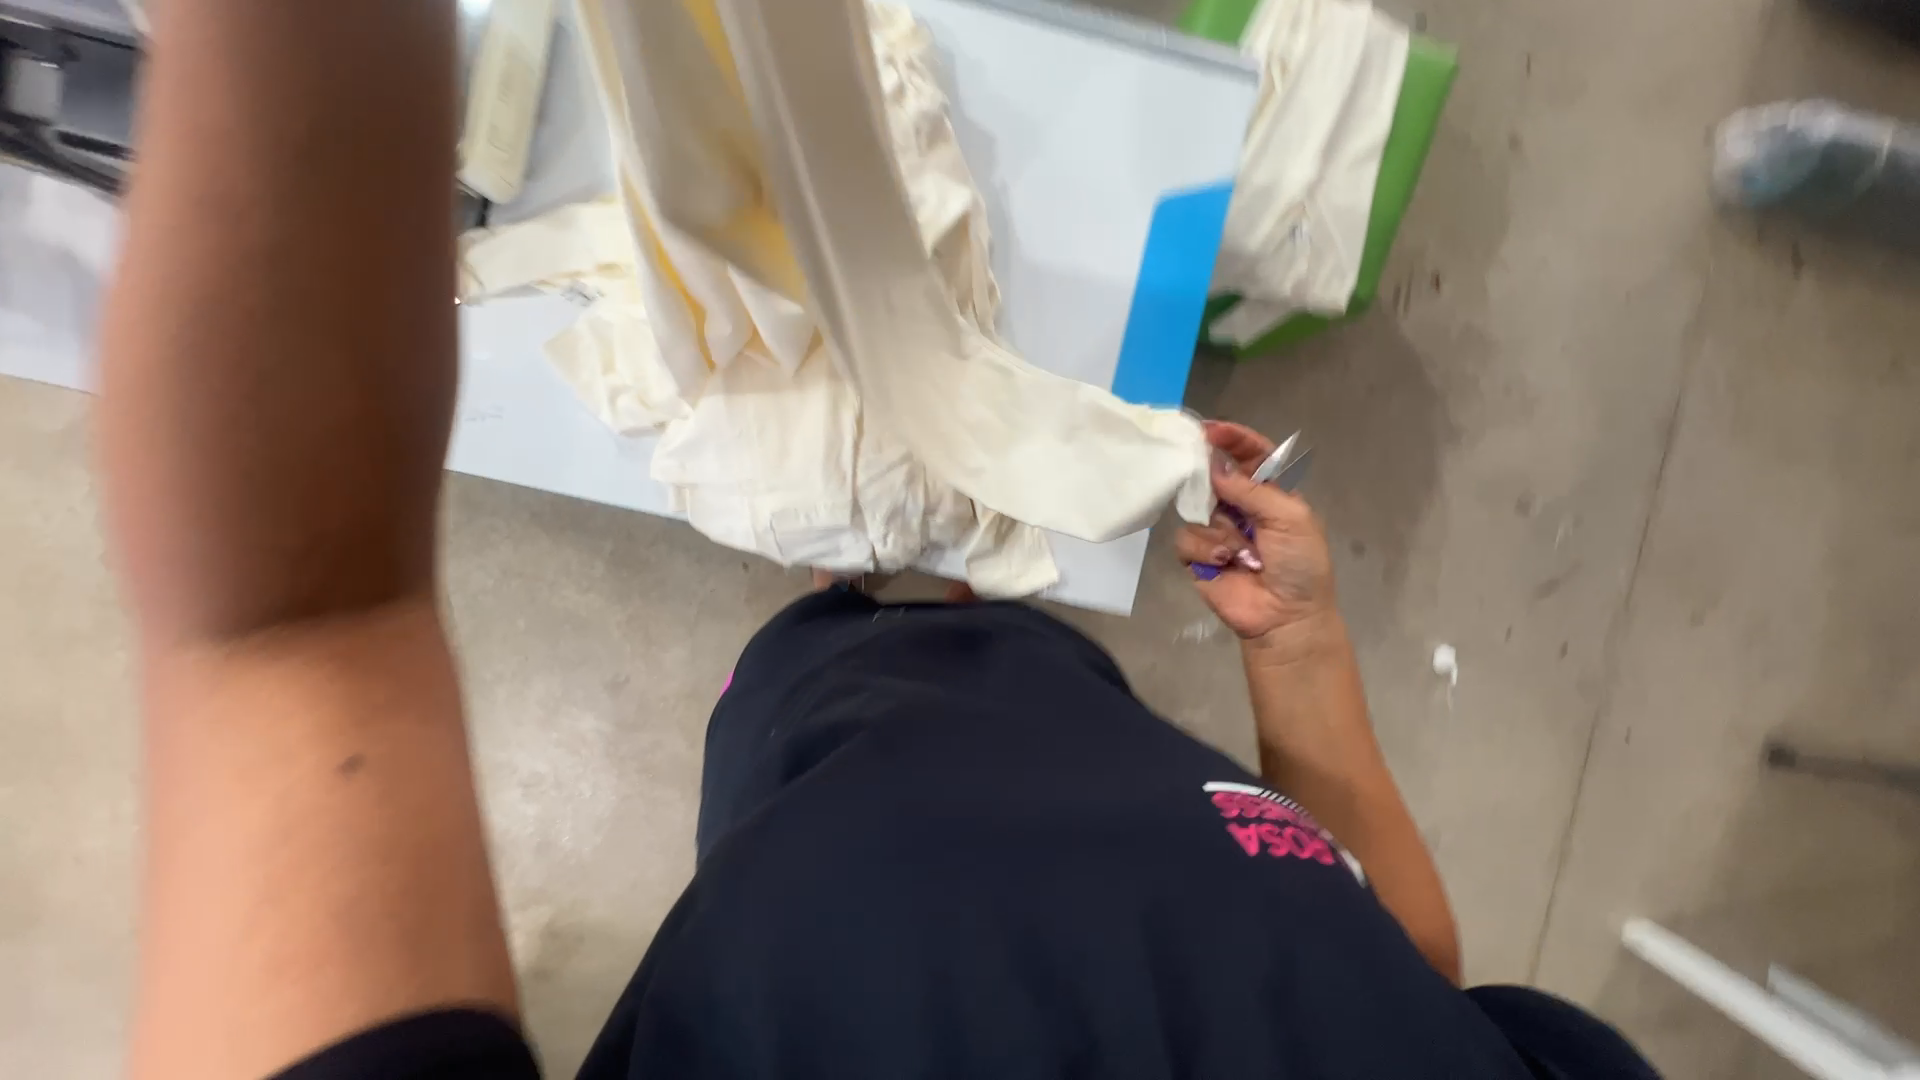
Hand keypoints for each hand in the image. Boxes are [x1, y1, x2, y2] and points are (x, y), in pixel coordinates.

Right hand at [1177, 422, 1339, 657]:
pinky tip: (1224, 564)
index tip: (1210, 429)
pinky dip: (1205, 550)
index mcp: (1272, 494)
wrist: (1284, 617)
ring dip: (1218, 528)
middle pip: (1215, 476)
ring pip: (1197, 509)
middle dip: (1206, 474)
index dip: (1234, 439)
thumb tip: (1215, 466)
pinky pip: (1187, 538)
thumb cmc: (1300, 565)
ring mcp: (1217, 531)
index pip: (1252, 456)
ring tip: (1238, 551)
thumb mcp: (1289, 518)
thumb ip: (1252, 489)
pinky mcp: (1197, 555)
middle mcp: (1241, 507)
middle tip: (1195, 467)